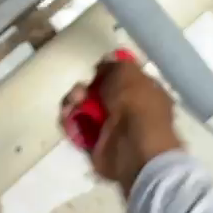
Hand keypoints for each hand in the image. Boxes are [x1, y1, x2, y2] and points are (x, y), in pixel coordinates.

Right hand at [60, 59, 183, 195]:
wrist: (133, 147)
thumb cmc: (136, 104)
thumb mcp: (127, 71)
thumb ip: (113, 64)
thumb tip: (103, 66)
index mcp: (144, 92)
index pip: (122, 78)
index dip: (107, 71)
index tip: (97, 69)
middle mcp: (128, 109)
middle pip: (98, 92)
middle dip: (86, 87)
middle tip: (83, 91)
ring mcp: (110, 128)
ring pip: (84, 107)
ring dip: (74, 101)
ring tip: (74, 103)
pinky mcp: (94, 144)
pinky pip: (75, 127)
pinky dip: (68, 120)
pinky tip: (68, 115)